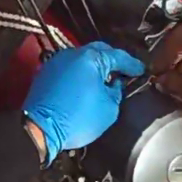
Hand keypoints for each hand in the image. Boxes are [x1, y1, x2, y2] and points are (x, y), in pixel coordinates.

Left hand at [22, 42, 145, 163]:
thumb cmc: (77, 119)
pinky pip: (70, 68)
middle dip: (113, 61)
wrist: (40, 129)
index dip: (132, 64)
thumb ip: (117, 91)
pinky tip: (87, 85)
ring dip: (95, 67)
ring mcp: (57, 62)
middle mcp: (72, 54)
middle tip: (124, 72)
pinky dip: (81, 73)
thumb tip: (115, 84)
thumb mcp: (109, 108)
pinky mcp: (46, 73)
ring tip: (106, 80)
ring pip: (82, 59)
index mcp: (90, 58)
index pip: (118, 56)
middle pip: (99, 52)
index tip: (141, 70)